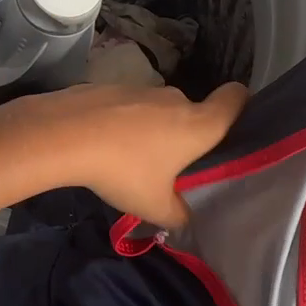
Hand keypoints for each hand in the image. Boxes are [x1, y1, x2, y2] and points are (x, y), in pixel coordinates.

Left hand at [11, 82, 249, 228]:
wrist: (64, 134)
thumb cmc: (123, 170)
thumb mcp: (155, 206)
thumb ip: (178, 215)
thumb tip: (185, 218)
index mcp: (198, 124)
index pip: (235, 99)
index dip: (240, 106)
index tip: (233, 125)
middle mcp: (175, 98)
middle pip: (193, 111)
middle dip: (186, 135)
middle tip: (173, 166)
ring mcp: (141, 88)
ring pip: (158, 109)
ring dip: (151, 129)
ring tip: (132, 160)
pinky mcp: (110, 86)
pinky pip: (127, 106)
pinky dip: (122, 122)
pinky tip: (103, 144)